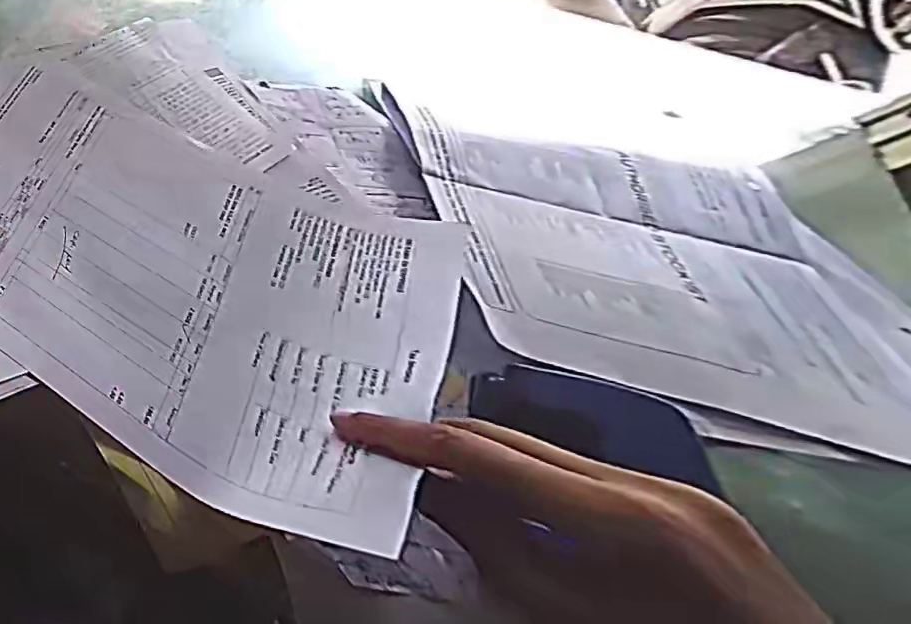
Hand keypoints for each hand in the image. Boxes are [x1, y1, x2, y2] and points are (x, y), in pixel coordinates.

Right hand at [332, 413, 827, 623]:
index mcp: (628, 518)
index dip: (404, 438)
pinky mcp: (680, 499)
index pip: (482, 454)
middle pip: (504, 438)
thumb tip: (415, 485)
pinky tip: (491, 492)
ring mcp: (672, 487)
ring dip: (473, 458)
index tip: (353, 426)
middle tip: (373, 445)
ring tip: (423, 470)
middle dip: (432, 442)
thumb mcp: (563, 614)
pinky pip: (572, 471)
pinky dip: (520, 477)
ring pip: (534, 449)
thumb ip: (485, 542)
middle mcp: (652, 486)